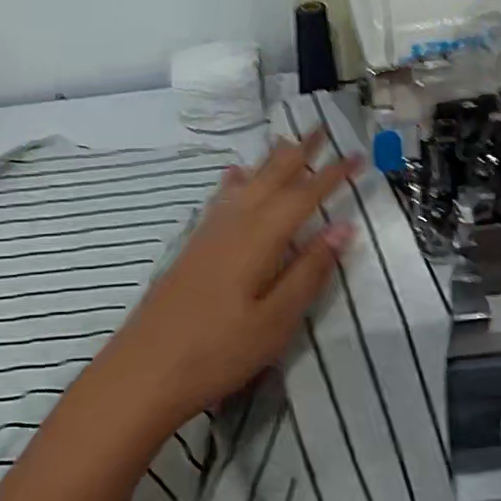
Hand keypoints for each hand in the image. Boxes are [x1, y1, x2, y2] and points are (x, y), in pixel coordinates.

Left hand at [92, 128, 359, 434]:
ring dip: (269, 161)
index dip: (332, 175)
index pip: (304, 196)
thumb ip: (309, 272)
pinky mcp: (191, 247)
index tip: (357, 156)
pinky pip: (221, 199)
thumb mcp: (276, 321)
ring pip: (244, 183)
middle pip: (270, 178)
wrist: (143, 371)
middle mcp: (233, 224)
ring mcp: (207, 234)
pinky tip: (233, 176)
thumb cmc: (218, 351)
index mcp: (259, 238)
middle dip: (299, 152)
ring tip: (286, 142)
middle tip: (322, 129)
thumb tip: (343, 228)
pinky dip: (235, 181)